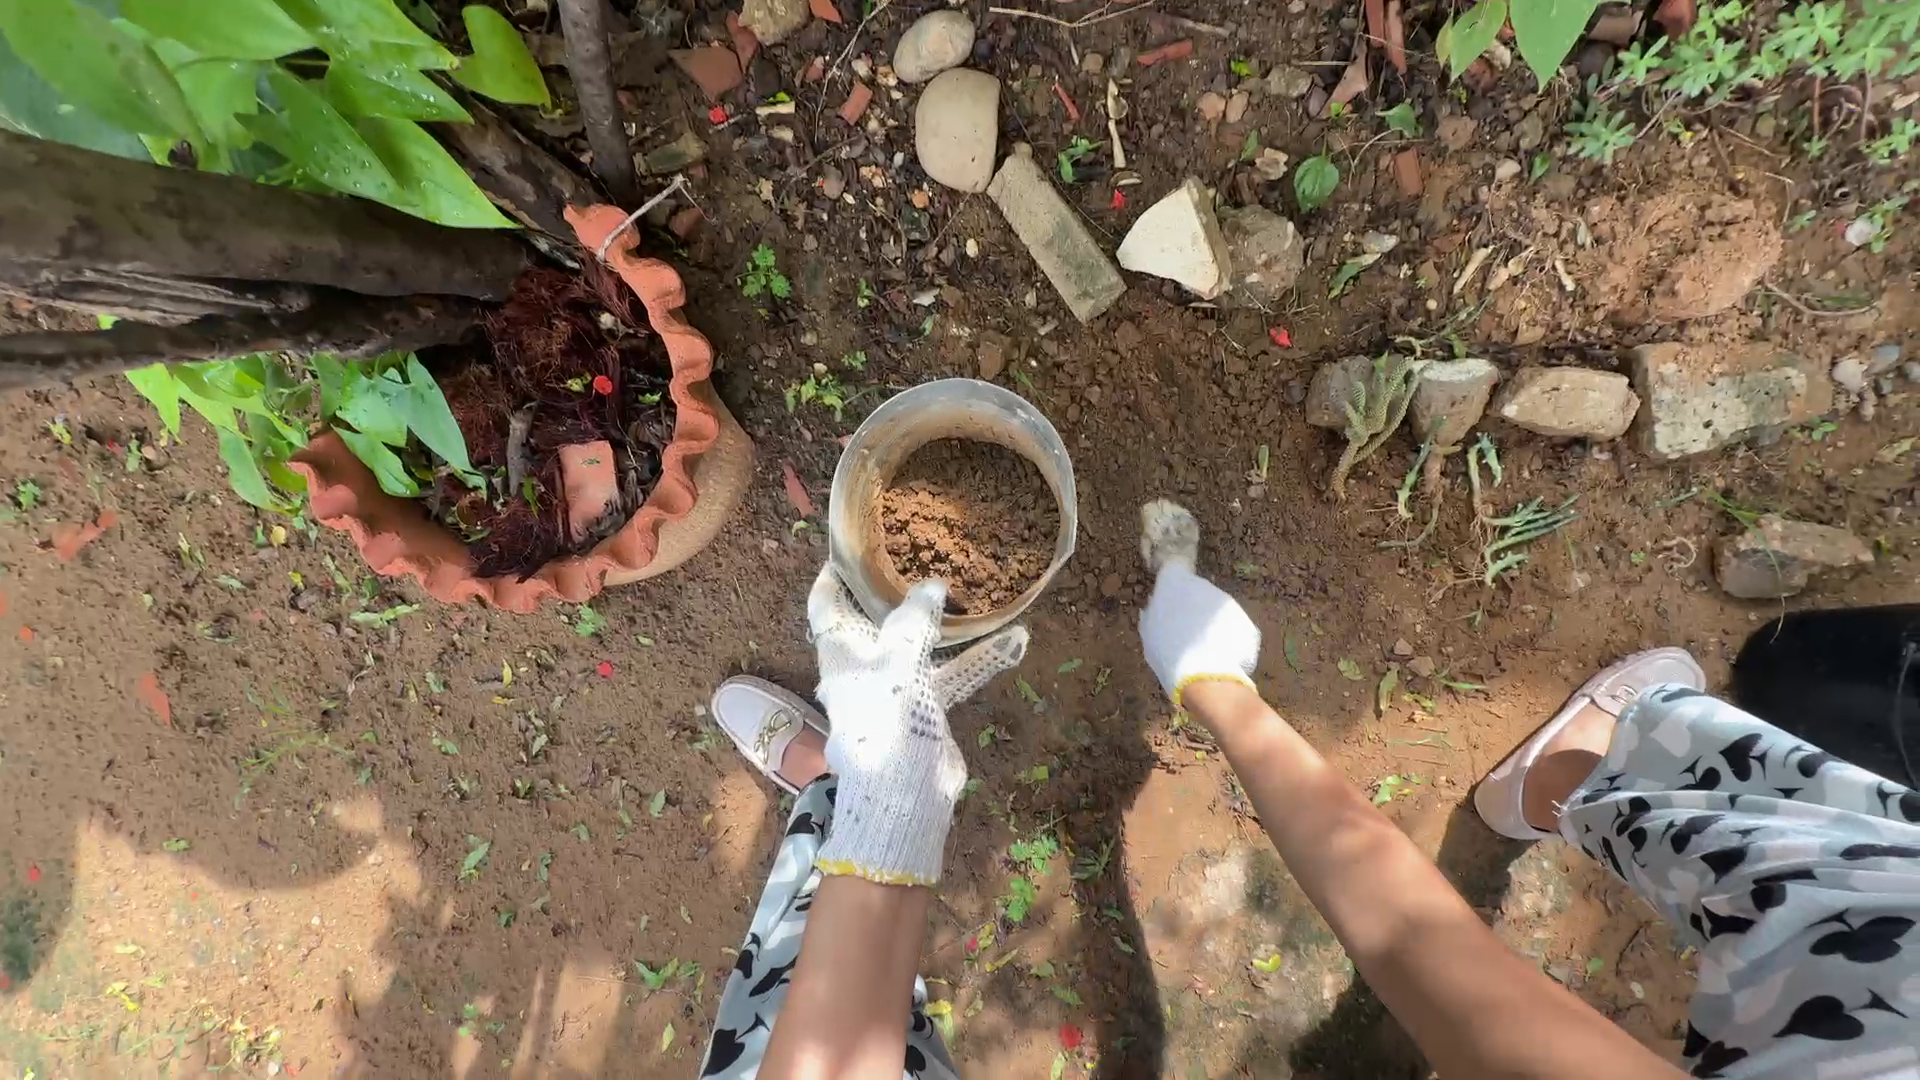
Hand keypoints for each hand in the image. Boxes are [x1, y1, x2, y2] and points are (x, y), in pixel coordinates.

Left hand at [807, 564, 1027, 885]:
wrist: (906, 794)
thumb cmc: (885, 720)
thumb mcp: (896, 661)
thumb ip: (913, 621)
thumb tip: (931, 586)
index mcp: (840, 654)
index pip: (826, 605)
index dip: (835, 575)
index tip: (853, 547)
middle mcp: (863, 666)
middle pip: (875, 618)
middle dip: (896, 590)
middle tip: (920, 556)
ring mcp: (895, 686)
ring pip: (920, 643)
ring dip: (945, 623)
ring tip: (971, 589)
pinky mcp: (925, 704)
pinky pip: (951, 672)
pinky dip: (978, 658)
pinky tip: (1014, 639)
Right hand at [1137, 499, 1259, 702]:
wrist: (1205, 676)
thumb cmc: (1168, 652)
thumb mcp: (1149, 634)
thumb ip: (1151, 615)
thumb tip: (1153, 607)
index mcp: (1174, 584)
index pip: (1173, 564)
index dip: (1172, 569)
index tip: (1170, 577)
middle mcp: (1203, 586)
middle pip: (1195, 590)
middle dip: (1191, 604)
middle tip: (1182, 627)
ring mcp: (1226, 603)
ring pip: (1214, 608)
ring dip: (1208, 621)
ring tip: (1201, 647)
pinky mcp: (1245, 621)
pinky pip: (1231, 625)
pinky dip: (1225, 636)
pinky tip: (1217, 655)